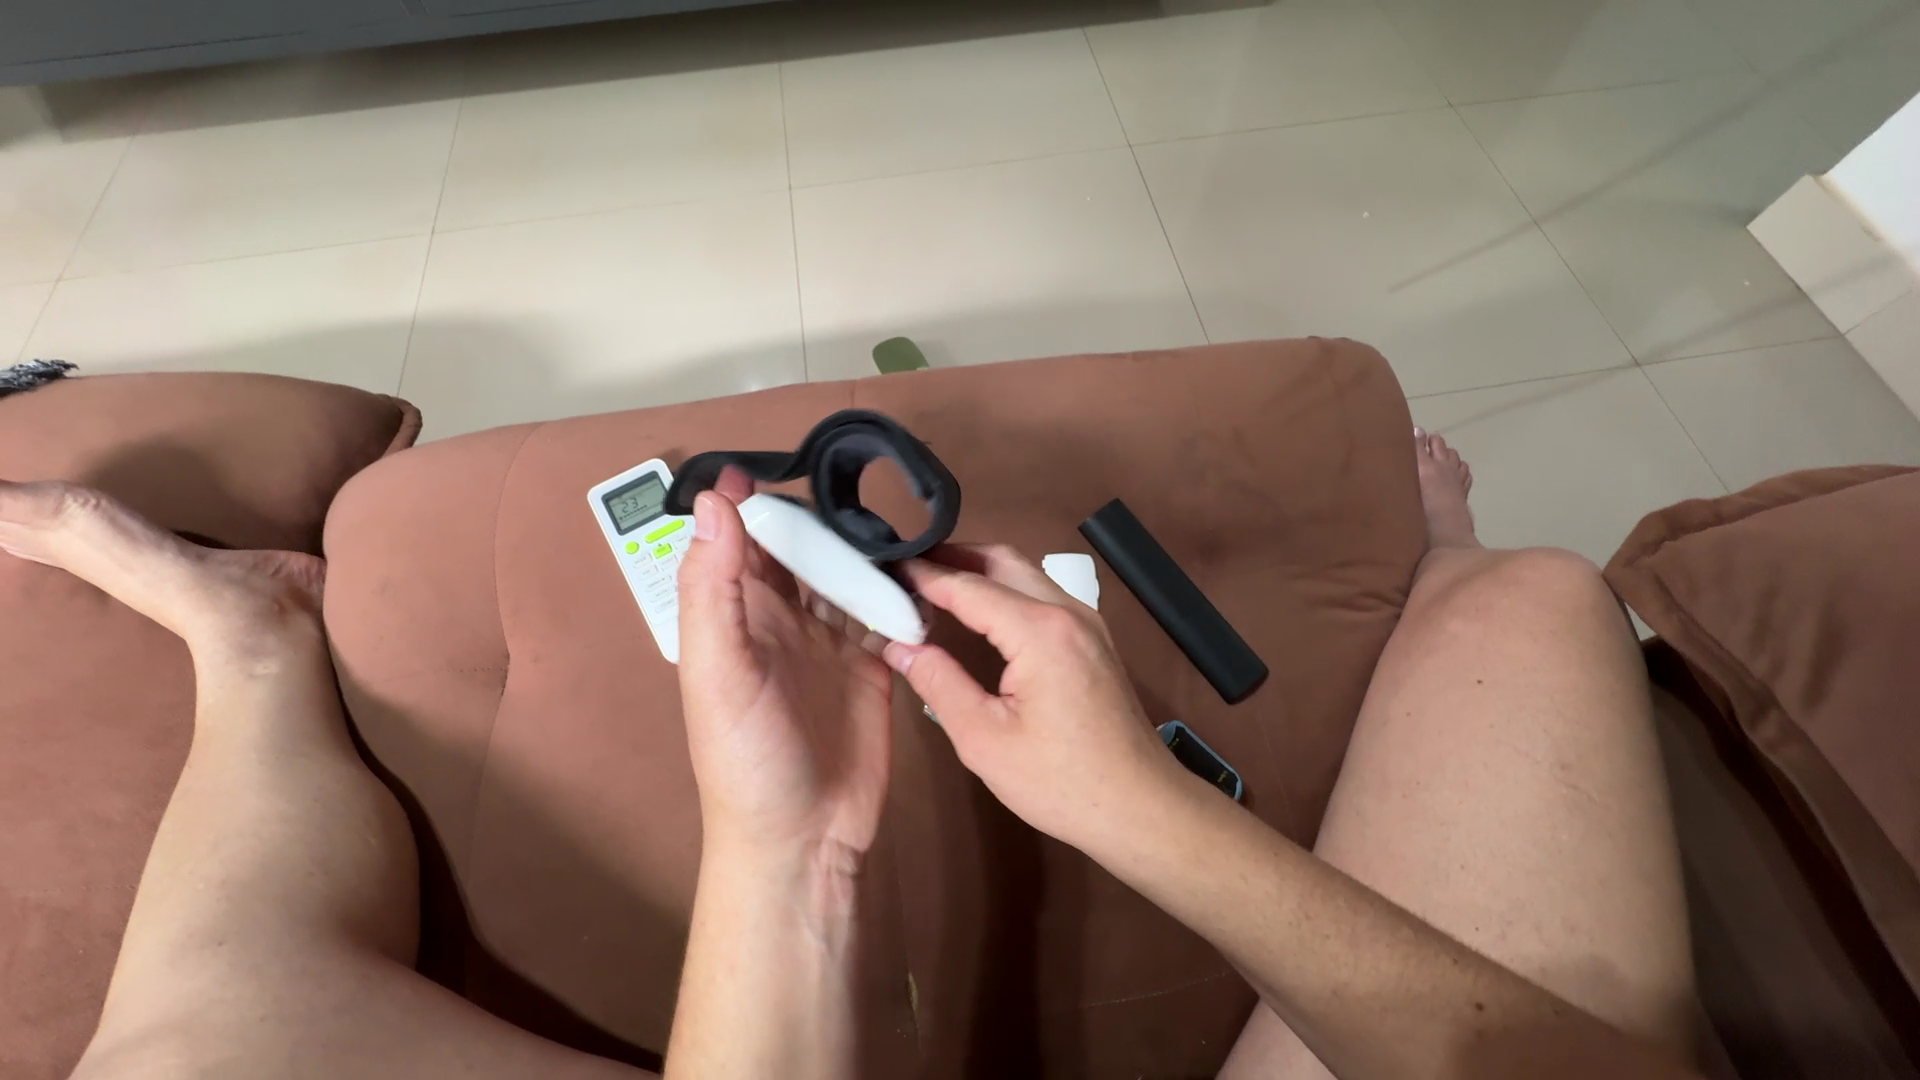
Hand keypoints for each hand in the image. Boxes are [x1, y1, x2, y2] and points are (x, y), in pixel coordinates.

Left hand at [675, 470, 893, 869]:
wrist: (805, 838)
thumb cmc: (748, 758)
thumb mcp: (719, 672)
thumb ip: (715, 589)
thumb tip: (718, 500)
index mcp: (738, 615)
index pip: (743, 541)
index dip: (756, 503)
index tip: (784, 464)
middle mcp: (784, 620)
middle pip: (803, 551)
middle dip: (824, 520)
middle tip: (862, 490)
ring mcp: (832, 640)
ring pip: (847, 576)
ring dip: (864, 552)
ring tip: (895, 522)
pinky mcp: (872, 662)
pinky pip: (884, 613)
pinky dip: (897, 592)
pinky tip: (917, 570)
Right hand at [881, 545, 1180, 853]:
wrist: (1140, 807)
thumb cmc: (1060, 781)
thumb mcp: (984, 739)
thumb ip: (939, 684)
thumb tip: (900, 646)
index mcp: (1040, 631)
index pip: (970, 587)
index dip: (926, 575)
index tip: (888, 568)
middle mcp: (1067, 612)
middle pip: (1003, 561)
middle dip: (954, 556)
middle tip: (909, 566)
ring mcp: (1087, 622)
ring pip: (1026, 573)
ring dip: (981, 571)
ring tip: (936, 583)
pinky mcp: (1093, 639)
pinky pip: (1042, 595)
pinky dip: (1006, 590)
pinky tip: (980, 612)